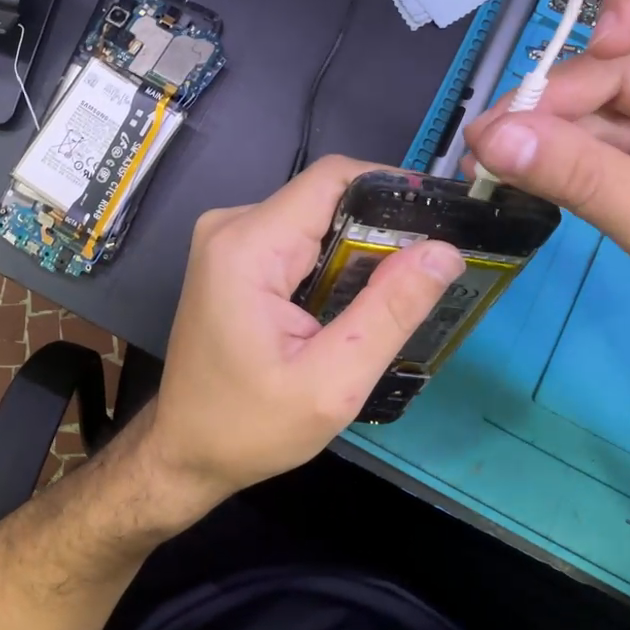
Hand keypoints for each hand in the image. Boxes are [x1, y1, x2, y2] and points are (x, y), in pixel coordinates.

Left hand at [137, 156, 463, 515]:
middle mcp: (231, 225)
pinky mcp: (232, 257)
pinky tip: (352, 301)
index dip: (391, 188)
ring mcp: (227, 239)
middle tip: (429, 270)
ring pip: (314, 218)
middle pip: (325, 198)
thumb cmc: (250, 427)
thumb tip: (444, 250)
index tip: (442, 218)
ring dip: (357, 249)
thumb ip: (389, 311)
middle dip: (380, 228)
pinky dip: (331, 262)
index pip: (332, 178)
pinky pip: (295, 238)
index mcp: (247, 245)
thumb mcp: (333, 382)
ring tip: (398, 291)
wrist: (185, 451)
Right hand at [465, 0, 629, 436]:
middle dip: (566, 95)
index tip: (595, 41)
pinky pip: (592, 154)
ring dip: (545, 131)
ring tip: (489, 157)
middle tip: (497, 134)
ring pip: (603, 111)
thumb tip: (493, 134)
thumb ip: (586, 177)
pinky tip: (511, 172)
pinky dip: (552, 161)